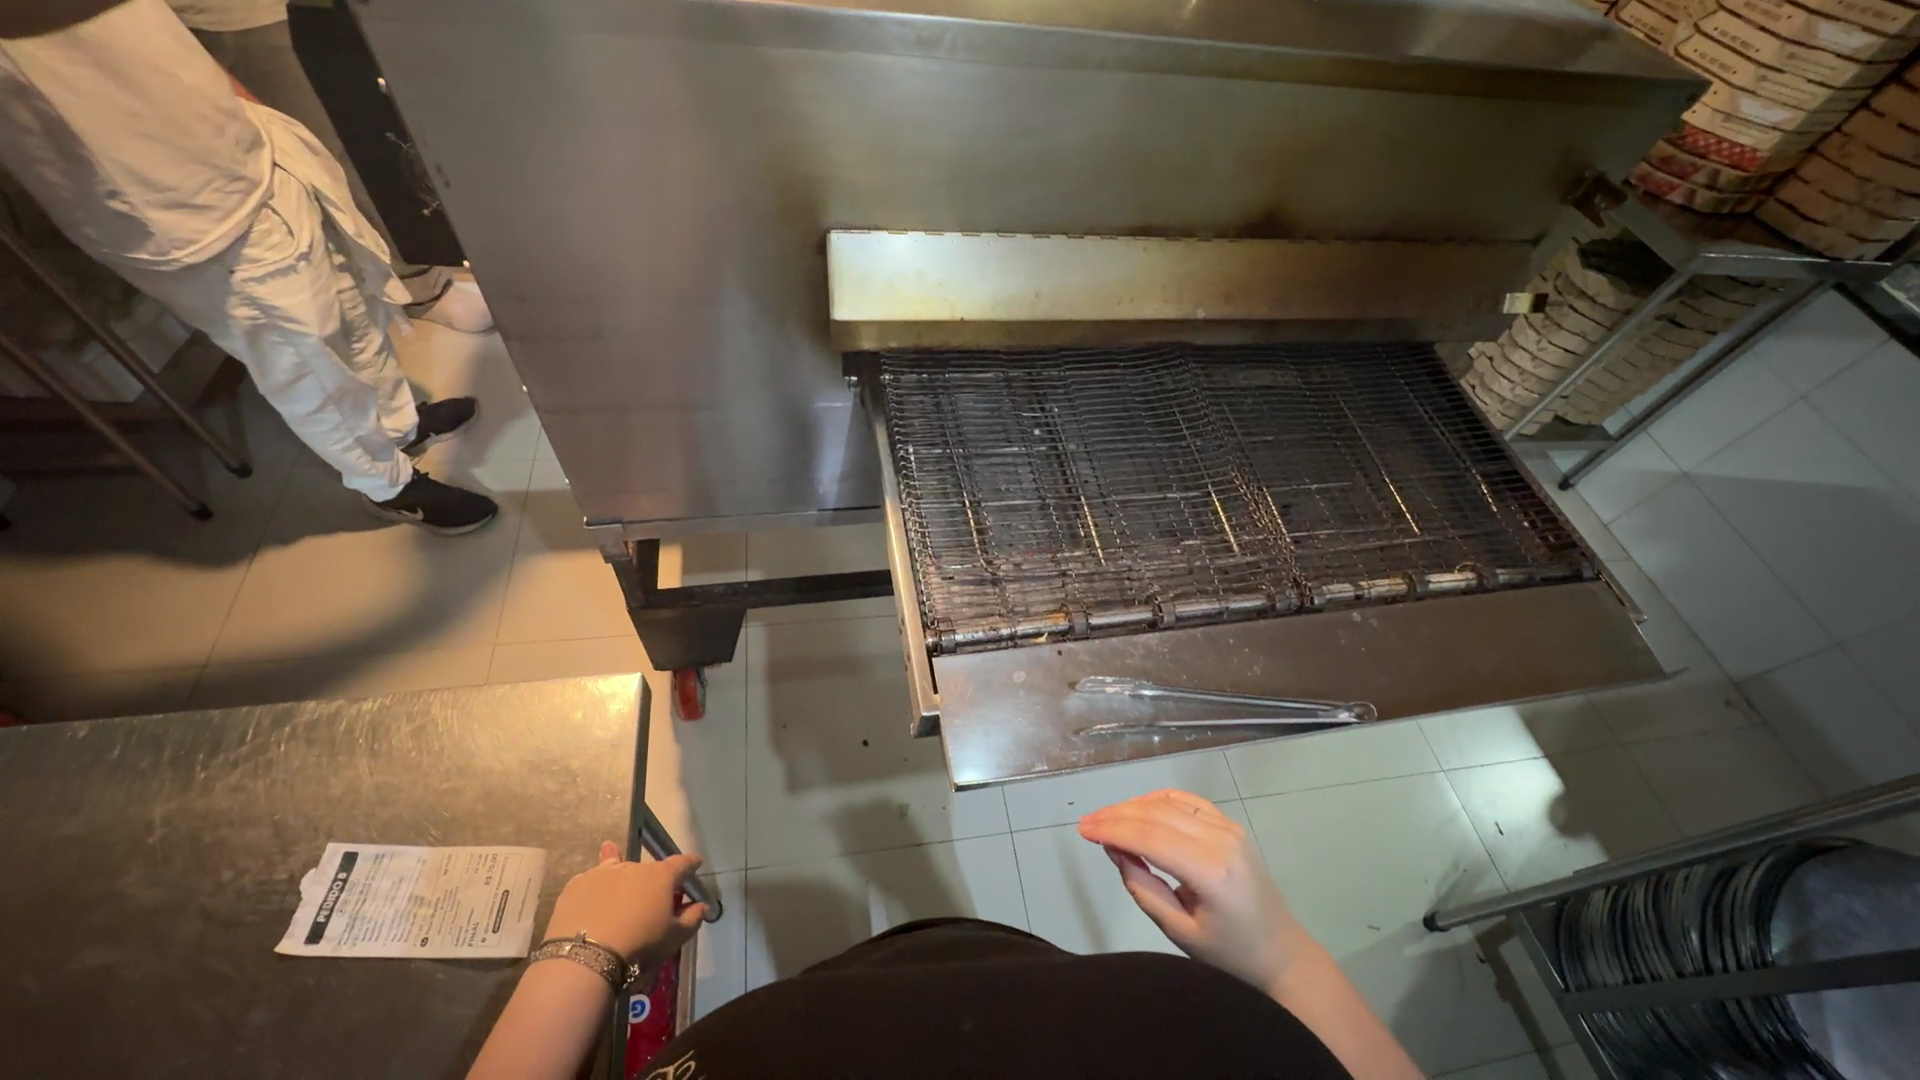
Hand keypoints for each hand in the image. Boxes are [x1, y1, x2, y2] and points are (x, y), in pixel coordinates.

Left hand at [544, 842, 705, 971]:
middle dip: (653, 879)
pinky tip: (591, 894)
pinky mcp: (576, 885)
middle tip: (650, 896)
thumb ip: (692, 919)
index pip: (682, 862)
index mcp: (661, 876)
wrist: (585, 957)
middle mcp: (633, 866)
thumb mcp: (674, 938)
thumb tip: (702, 906)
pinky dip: (595, 884)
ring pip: (616, 865)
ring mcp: (602, 872)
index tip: (695, 863)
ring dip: (621, 872)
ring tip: (615, 866)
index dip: (691, 863)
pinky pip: (590, 879)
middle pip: (648, 869)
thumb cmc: (639, 945)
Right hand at [1078, 790, 1313, 993]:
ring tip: (1105, 817)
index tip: (1083, 830)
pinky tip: (1137, 808)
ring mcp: (1229, 828)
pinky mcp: (1231, 825)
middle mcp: (1221, 840)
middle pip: (1157, 814)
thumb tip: (1114, 849)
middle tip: (1086, 823)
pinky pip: (1187, 801)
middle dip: (1116, 815)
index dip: (1113, 830)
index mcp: (1211, 871)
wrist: (1279, 953)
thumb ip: (1142, 887)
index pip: (1150, 838)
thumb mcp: (1178, 930)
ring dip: (1133, 805)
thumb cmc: (1228, 953)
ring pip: (1170, 802)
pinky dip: (1158, 800)